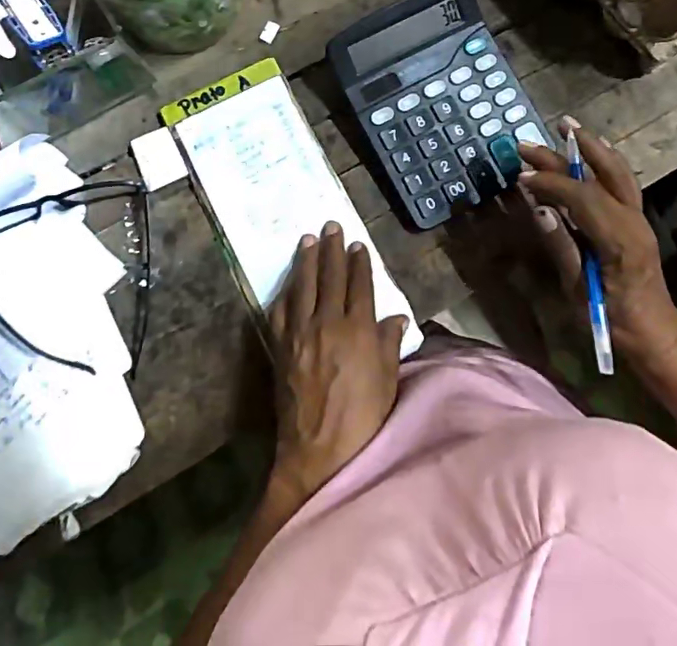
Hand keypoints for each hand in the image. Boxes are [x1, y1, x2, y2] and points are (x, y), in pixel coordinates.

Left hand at [267, 222, 409, 506]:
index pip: (359, 284)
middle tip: (331, 226)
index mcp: (358, 329)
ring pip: (302, 286)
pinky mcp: (281, 347)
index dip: (359, 262)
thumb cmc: (364, 418)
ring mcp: (300, 333)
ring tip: (308, 239)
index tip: (357, 244)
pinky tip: (288, 282)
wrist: (319, 450)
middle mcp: (328, 323)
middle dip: (332, 249)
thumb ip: (389, 344)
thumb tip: (395, 318)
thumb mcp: (388, 380)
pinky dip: (285, 291)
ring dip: (305, 260)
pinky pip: (281, 310)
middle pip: (330, 277)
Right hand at [517, 118, 676, 363]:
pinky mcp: (637, 221)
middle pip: (599, 177)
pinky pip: (623, 182)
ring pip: (617, 172)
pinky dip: (606, 161)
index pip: (583, 197)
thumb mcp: (580, 290)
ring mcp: (639, 219)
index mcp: (620, 241)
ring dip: (592, 147)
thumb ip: (561, 246)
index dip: (550, 182)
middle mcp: (634, 222)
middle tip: (529, 143)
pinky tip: (593, 150)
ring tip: (568, 127)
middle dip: (564, 155)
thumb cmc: (613, 320)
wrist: (654, 333)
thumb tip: (539, 208)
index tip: (521, 176)